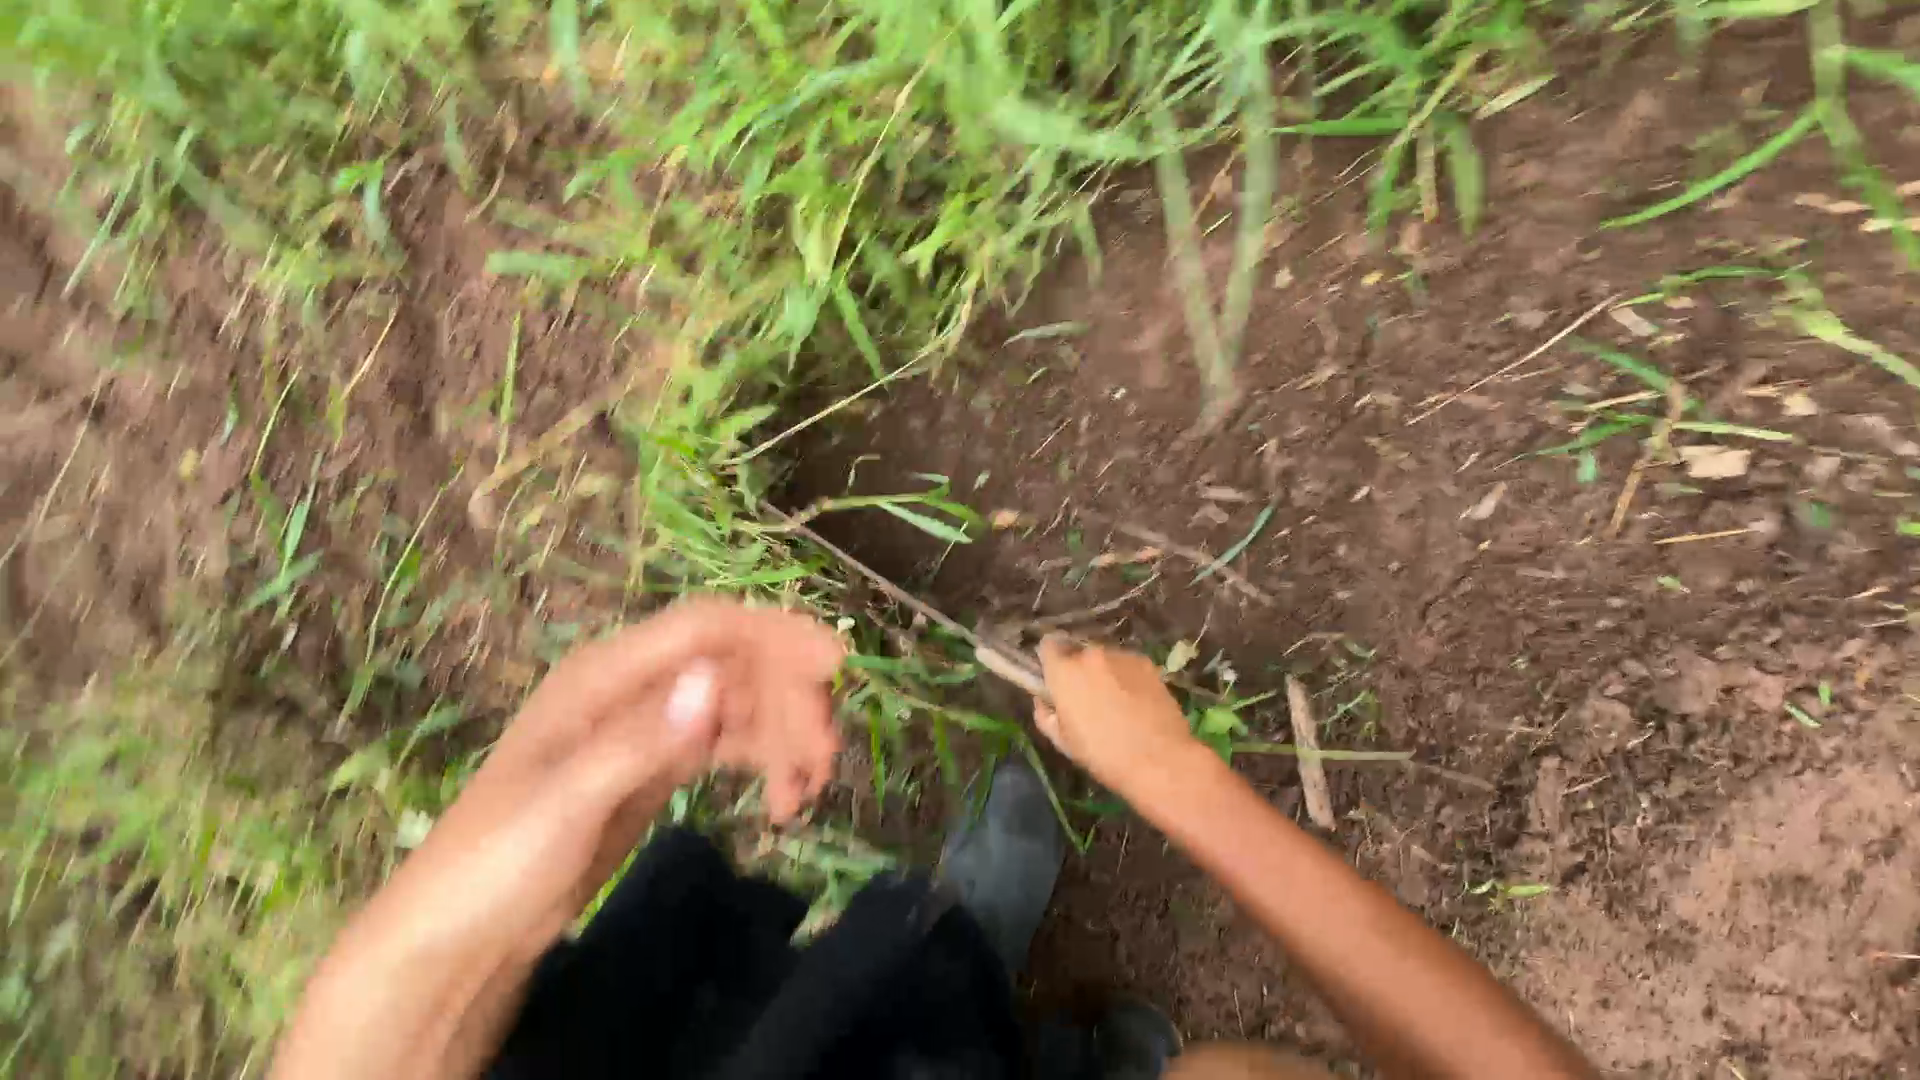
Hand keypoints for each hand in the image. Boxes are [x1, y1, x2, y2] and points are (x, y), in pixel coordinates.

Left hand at [274, 599, 843, 1079]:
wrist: (462, 933)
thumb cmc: (496, 860)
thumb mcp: (565, 803)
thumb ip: (640, 740)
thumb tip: (714, 682)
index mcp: (605, 674)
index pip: (705, 628)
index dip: (773, 634)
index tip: (833, 664)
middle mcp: (636, 686)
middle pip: (734, 665)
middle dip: (787, 702)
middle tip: (824, 757)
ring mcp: (652, 724)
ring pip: (740, 705)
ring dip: (782, 737)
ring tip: (806, 792)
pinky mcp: (662, 762)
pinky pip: (729, 743)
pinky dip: (763, 761)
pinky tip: (782, 799)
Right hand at [1032, 635, 1203, 793]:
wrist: (1159, 759)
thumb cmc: (1103, 755)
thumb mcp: (1062, 742)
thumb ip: (1044, 715)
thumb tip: (1044, 701)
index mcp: (1064, 671)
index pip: (1047, 645)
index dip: (1049, 661)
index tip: (1055, 679)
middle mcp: (1091, 655)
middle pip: (1078, 654)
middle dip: (1079, 671)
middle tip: (1087, 699)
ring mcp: (1121, 656)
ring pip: (1105, 659)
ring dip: (1105, 673)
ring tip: (1117, 703)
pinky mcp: (1147, 663)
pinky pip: (1127, 665)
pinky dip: (1127, 678)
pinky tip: (1137, 703)